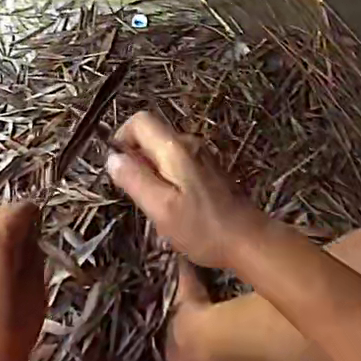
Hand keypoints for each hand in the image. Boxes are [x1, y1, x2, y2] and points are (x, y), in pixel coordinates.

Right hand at [106, 111, 267, 267]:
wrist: (247, 240)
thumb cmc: (202, 228)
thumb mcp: (160, 208)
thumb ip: (135, 179)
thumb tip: (112, 158)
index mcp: (175, 148)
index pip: (140, 120)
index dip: (122, 137)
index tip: (119, 166)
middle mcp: (189, 142)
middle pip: (151, 134)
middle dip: (136, 157)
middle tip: (137, 192)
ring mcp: (201, 154)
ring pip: (162, 149)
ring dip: (150, 169)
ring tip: (154, 202)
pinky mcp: (207, 168)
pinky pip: (176, 161)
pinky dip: (166, 176)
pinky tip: (172, 203)